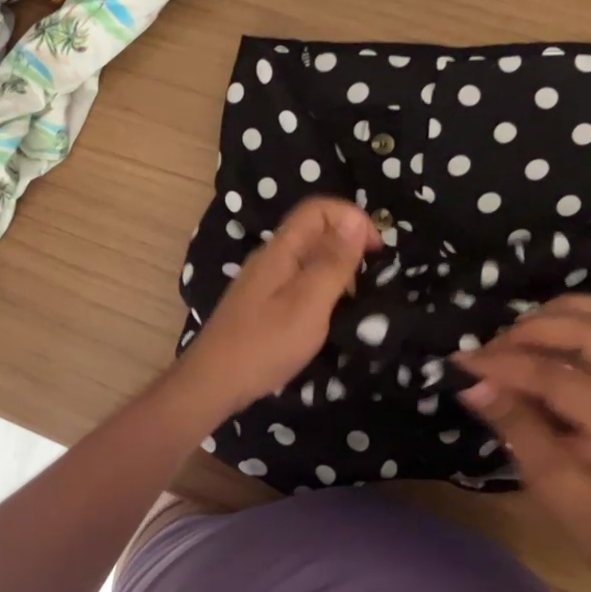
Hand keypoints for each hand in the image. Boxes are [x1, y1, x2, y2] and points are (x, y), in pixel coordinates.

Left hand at [176, 197, 379, 413]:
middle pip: (313, 231)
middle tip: (367, 279)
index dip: (352, 218)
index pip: (317, 209)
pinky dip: (319, 290)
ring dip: (335, 269)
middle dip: (347, 244)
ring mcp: (262, 282)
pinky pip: (297, 282)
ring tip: (351, 301)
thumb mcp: (308, 303)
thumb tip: (354, 220)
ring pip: (306, 259)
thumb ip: (332, 262)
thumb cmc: (264, 344)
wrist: (213, 382)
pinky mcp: (261, 304)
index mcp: (279, 251)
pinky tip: (325, 316)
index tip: (377, 250)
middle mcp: (269, 259)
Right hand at [456, 295, 590, 591]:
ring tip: (523, 331)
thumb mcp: (548, 480)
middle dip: (536, 328)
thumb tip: (472, 384)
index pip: (556, 375)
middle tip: (494, 346)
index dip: (504, 363)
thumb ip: (514, 424)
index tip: (462, 360)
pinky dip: (585, 322)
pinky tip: (553, 337)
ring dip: (566, 314)